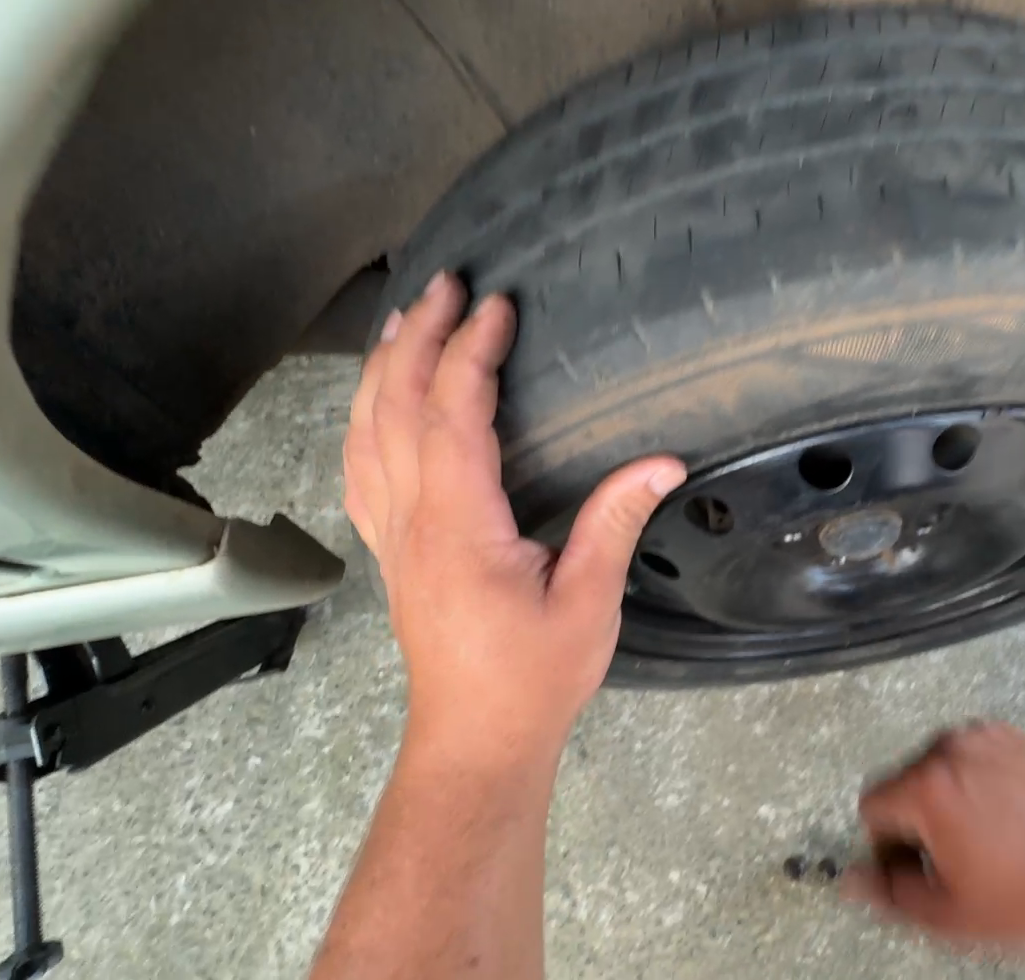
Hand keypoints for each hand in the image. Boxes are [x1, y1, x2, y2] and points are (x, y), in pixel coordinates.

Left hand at [343, 271, 685, 752]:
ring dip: (382, 369)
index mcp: (460, 526)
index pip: (455, 417)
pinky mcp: (391, 549)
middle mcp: (411, 522)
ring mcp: (391, 536)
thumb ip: (615, 523)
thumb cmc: (533, 675)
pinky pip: (361, 468)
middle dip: (418, 339)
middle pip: (395, 410)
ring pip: (366, 433)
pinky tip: (375, 401)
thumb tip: (664, 463)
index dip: (471, 353)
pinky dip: (364, 418)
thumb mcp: (589, 600)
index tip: (497, 307)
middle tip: (446, 287)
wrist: (474, 737)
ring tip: (405, 320)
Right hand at [845, 722, 1024, 947]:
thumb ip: (890, 894)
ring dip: (946, 796)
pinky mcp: (1006, 733)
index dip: (886, 843)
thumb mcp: (949, 912)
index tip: (916, 865)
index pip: (871, 805)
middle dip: (917, 818)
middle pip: (903, 781)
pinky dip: (975, 778)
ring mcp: (979, 734)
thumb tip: (853, 879)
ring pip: (936, 766)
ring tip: (985, 835)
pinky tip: (1004, 813)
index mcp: (925, 785)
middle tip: (954, 857)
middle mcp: (947, 747)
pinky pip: (969, 753)